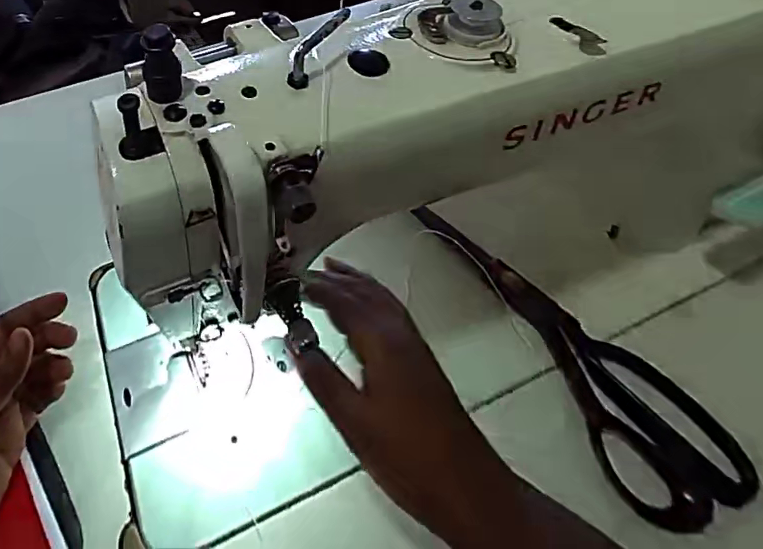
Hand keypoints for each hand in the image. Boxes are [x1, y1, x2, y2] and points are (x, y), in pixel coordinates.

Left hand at [0, 292, 77, 548]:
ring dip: (50, 365)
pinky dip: (49, 390)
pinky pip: (35, 402)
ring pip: (30, 375)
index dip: (30, 315)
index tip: (57, 304)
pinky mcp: (10, 436)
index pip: (0, 332)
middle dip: (45, 338)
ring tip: (65, 367)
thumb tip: (24, 337)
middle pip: (20, 350)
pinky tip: (59, 385)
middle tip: (68, 337)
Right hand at [296, 260, 610, 546]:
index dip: (316, 287)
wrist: (470, 489)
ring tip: (335, 273)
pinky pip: (392, 311)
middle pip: (365, 292)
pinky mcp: (423, 361)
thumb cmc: (412, 458)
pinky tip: (367, 309)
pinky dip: (373, 297)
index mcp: (382, 342)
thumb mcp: (353, 421)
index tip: (292, 281)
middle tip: (307, 273)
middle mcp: (401, 336)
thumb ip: (321, 377)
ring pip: (382, 298)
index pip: (343, 300)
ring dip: (356, 282)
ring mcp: (415, 347)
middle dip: (335, 278)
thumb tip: (296, 343)